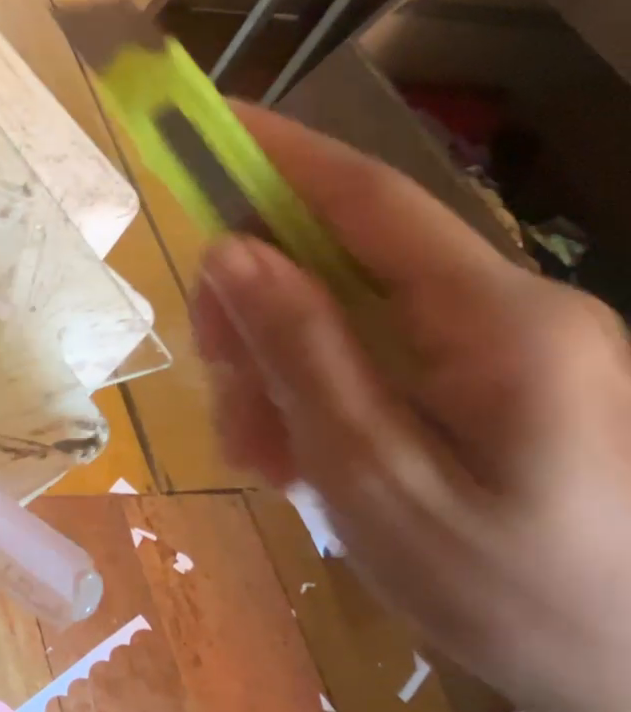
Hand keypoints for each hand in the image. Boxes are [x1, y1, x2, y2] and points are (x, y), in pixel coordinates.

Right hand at [192, 105, 630, 711]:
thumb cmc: (513, 591)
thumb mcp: (373, 476)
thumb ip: (301, 354)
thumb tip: (229, 249)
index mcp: (498, 321)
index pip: (366, 199)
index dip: (276, 151)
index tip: (199, 120)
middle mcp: (506, 310)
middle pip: (333, 263)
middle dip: (254, 318)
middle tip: (225, 401)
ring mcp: (503, 345)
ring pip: (338, 312)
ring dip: (275, 371)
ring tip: (266, 459)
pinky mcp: (493, 379)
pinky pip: (370, 353)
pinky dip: (313, 393)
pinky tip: (298, 458)